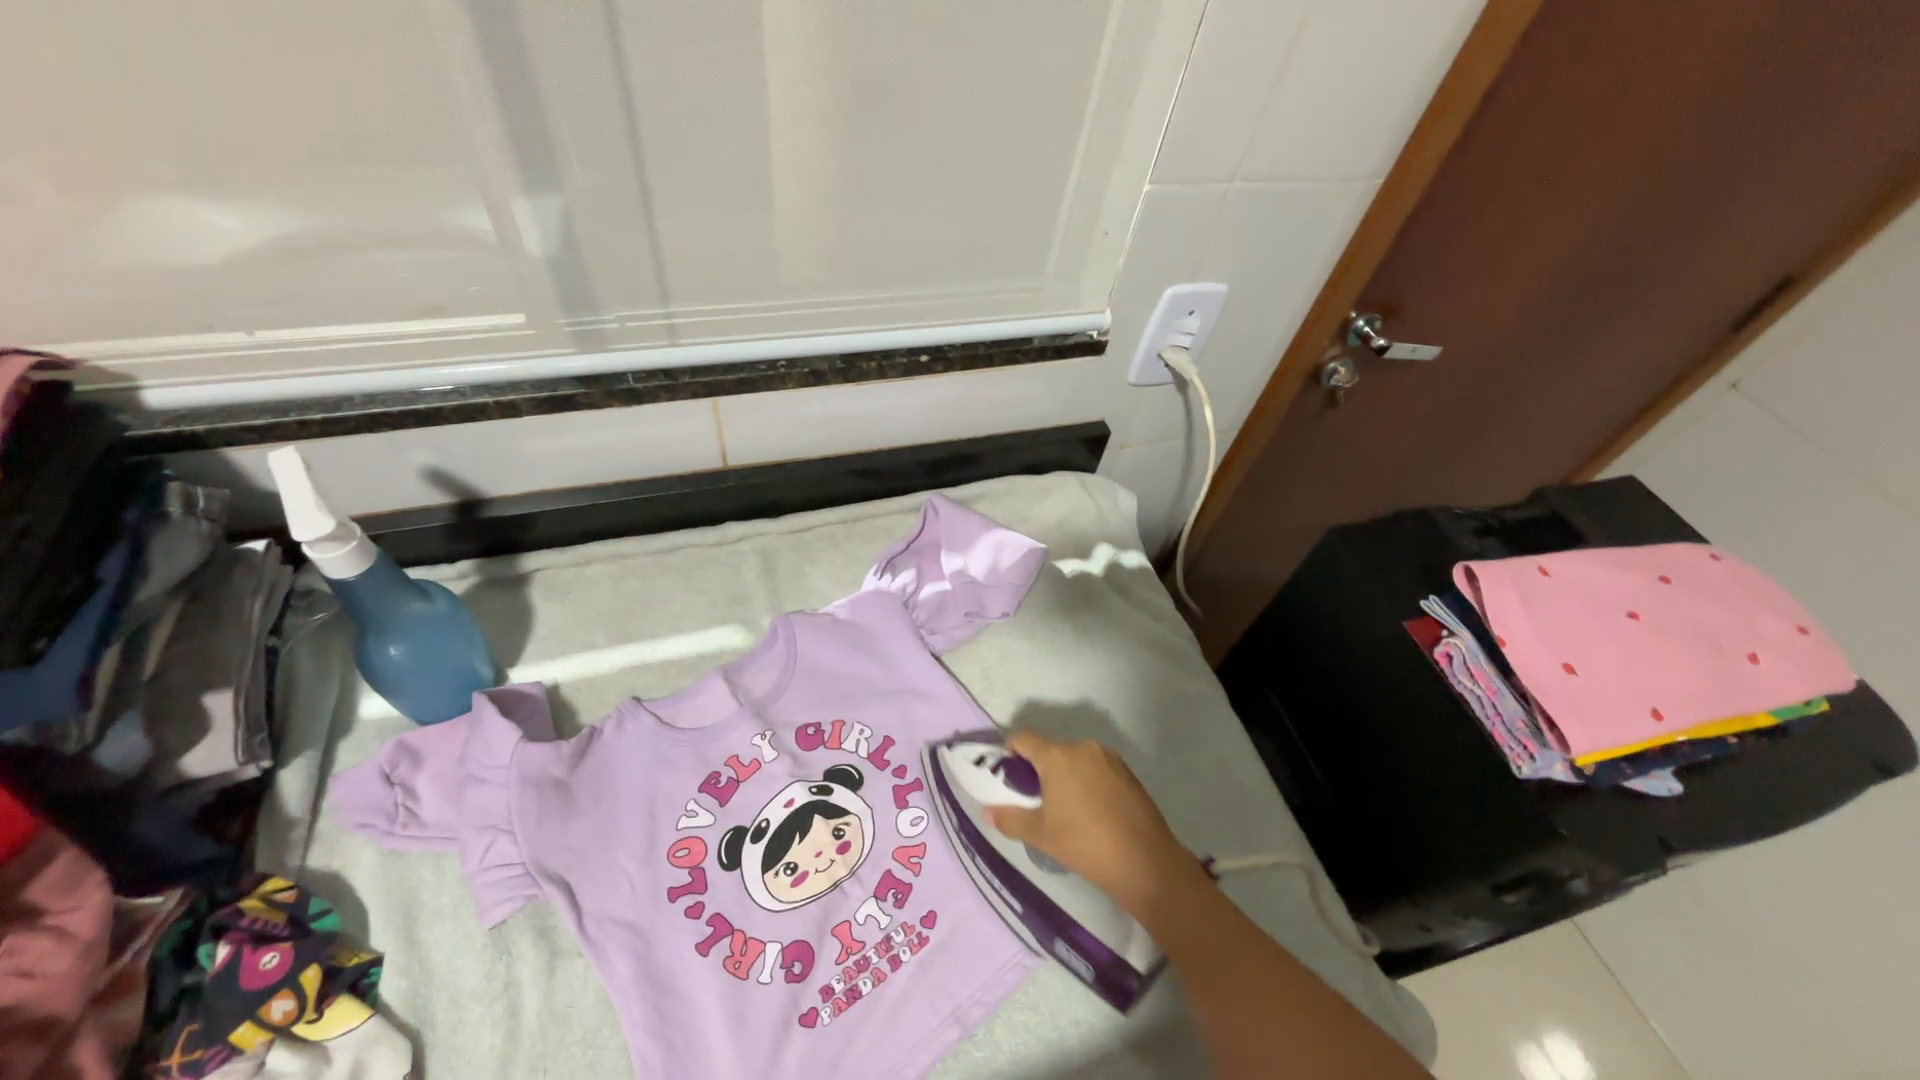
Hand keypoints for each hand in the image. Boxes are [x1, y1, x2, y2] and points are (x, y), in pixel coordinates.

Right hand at [986, 730, 1209, 918]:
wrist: (1144, 860)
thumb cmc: (1084, 843)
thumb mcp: (1040, 834)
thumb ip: (1010, 818)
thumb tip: (987, 811)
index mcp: (1057, 756)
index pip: (1023, 738)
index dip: (1010, 754)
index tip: (1008, 779)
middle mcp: (1083, 747)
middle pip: (1050, 748)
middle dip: (1038, 769)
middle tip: (1034, 800)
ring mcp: (1109, 758)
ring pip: (1074, 759)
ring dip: (1064, 775)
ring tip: (1064, 809)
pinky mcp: (1127, 772)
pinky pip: (1096, 768)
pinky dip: (1086, 781)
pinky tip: (1090, 812)